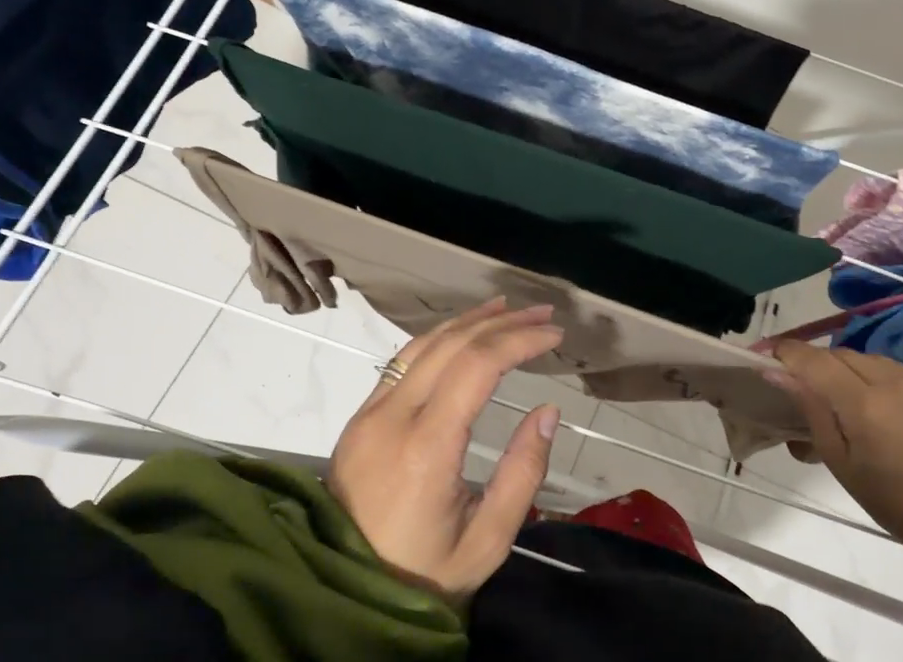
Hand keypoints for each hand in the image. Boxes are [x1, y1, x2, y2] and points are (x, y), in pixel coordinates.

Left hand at [328, 299, 562, 601]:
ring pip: (422, 345)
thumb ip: (522, 473)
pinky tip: (462, 335)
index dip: (519, 340)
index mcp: (427, 448)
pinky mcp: (359, 419)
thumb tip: (547, 411)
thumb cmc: (426, 573)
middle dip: (502, 322)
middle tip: (543, 315)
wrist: (347, 594)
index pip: (477, 366)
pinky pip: (402, 362)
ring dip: (469, 321)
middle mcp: (392, 418)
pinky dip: (439, 339)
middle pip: (451, 345)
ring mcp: (369, 414)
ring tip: (508, 309)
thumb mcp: (488, 540)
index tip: (555, 335)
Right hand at [767, 341, 902, 547]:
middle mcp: (894, 381)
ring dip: (851, 372)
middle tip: (807, 389)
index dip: (789, 352)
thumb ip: (809, 410)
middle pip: (840, 355)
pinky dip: (880, 379)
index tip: (769, 354)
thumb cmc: (889, 500)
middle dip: (819, 366)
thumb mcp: (838, 461)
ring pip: (867, 359)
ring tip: (851, 405)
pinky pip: (894, 367)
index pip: (815, 361)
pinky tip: (886, 408)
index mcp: (865, 406)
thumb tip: (776, 372)